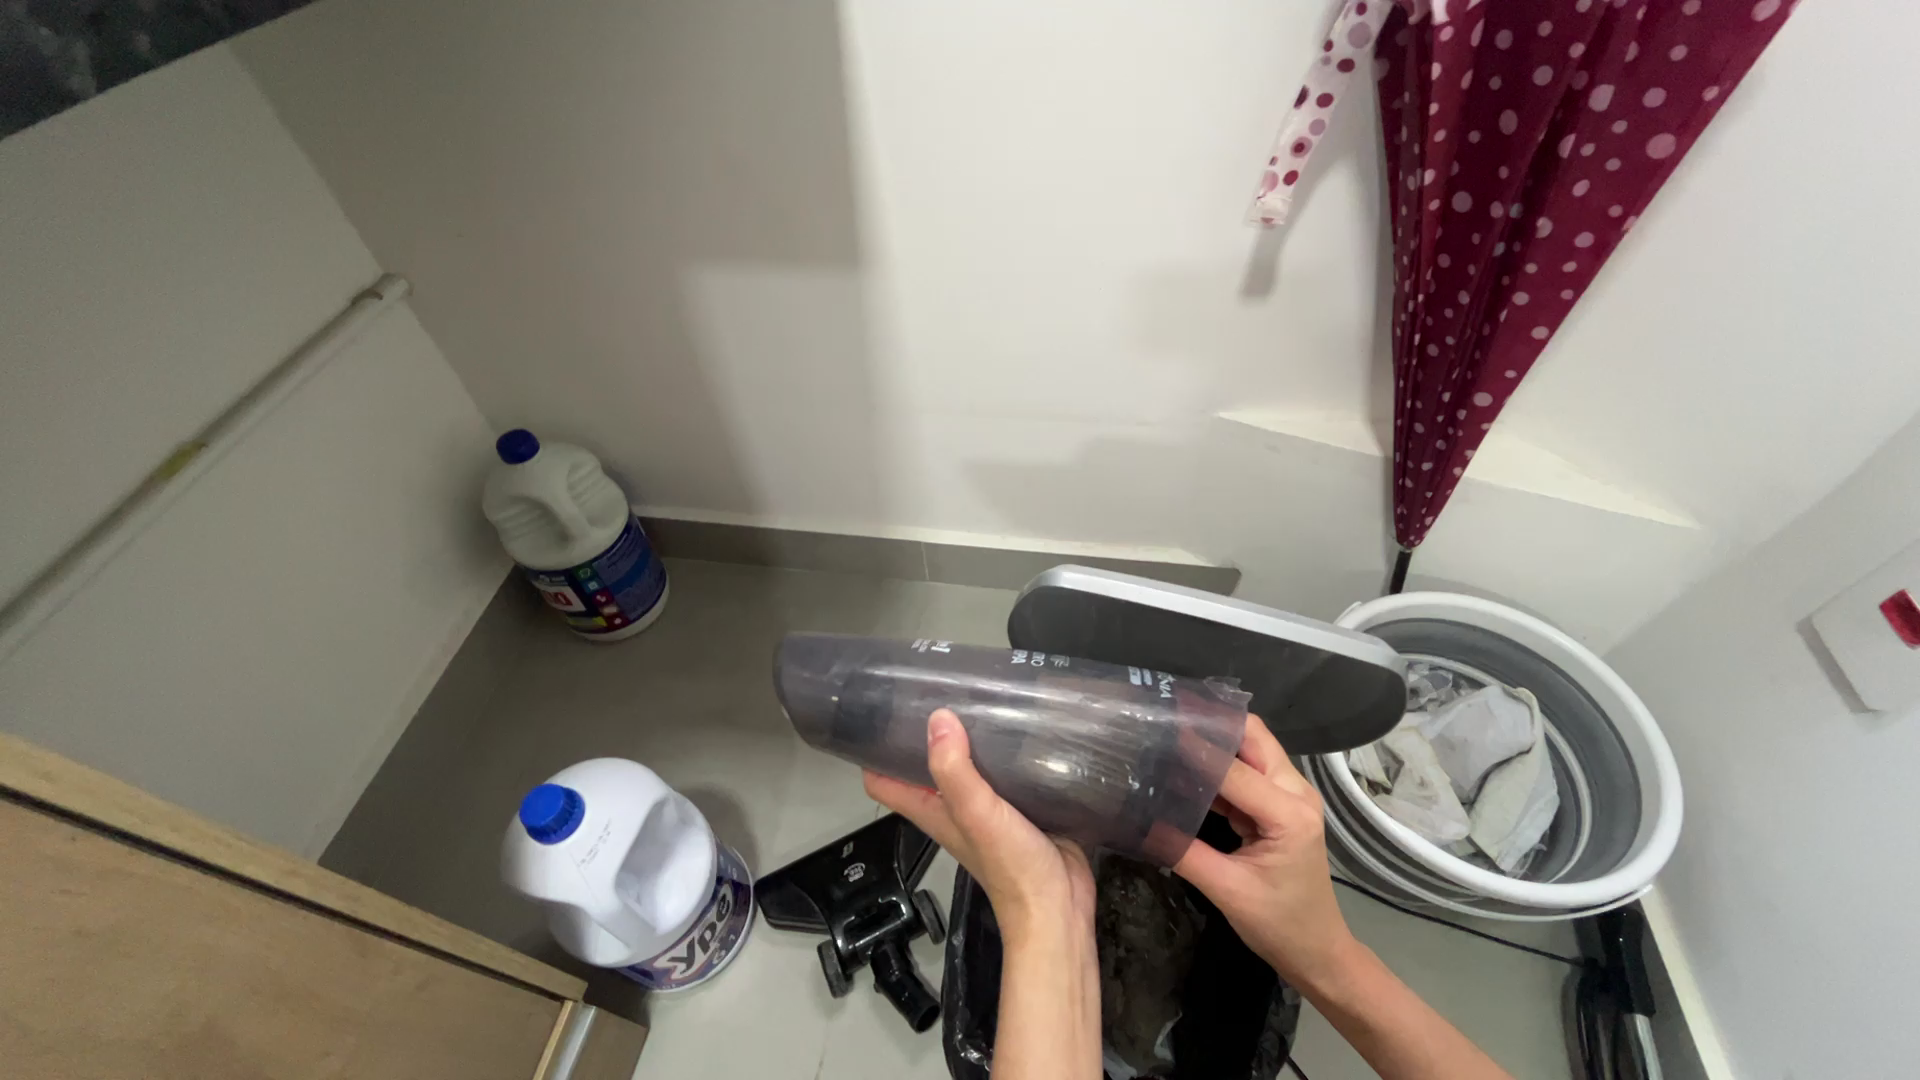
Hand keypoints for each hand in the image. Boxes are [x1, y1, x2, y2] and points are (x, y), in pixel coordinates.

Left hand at [863, 709, 1095, 938]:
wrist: (1057, 906)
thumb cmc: (1011, 867)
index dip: (875, 750)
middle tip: (937, 690)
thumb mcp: (975, 814)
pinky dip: (1004, 751)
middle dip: (926, 733)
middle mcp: (953, 807)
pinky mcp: (1018, 807)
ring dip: (968, 739)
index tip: (881, 713)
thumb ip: (955, 770)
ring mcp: (985, 809)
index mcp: (931, 810)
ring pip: (966, 765)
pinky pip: (1003, 772)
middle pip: (925, 766)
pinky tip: (1017, 728)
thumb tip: (939, 719)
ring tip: (977, 699)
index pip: (883, 780)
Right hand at [1172, 714, 1359, 988]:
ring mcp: (1290, 796)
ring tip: (1168, 737)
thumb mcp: (1226, 890)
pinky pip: (1246, 771)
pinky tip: (1183, 769)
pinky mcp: (1278, 805)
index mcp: (1290, 814)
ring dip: (1212, 741)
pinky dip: (1216, 766)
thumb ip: (1183, 850)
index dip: (1195, 750)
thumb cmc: (1279, 926)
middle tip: (1166, 715)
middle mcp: (1296, 793)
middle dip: (1211, 723)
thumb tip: (1139, 820)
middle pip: (1253, 737)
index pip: (1235, 770)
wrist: (1317, 953)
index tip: (1157, 731)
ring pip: (1249, 749)